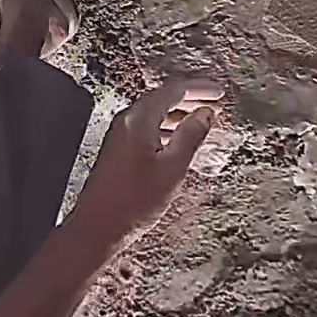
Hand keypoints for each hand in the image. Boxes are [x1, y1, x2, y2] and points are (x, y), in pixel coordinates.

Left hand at [67, 80, 222, 250]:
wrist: (97, 228)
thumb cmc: (133, 202)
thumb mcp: (172, 169)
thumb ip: (190, 137)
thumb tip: (205, 114)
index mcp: (140, 119)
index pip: (174, 90)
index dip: (199, 88)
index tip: (219, 92)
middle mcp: (128, 120)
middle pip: (164, 97)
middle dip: (192, 98)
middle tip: (216, 103)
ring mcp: (122, 134)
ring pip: (156, 113)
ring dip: (181, 113)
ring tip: (204, 120)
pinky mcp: (120, 148)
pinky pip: (149, 126)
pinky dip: (169, 127)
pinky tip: (181, 140)